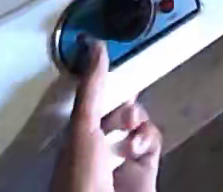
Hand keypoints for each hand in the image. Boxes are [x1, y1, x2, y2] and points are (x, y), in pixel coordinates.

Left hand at [51, 42, 162, 191]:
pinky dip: (149, 137)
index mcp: (71, 138)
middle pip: (112, 109)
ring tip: (132, 125)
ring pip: (134, 123)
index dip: (97, 81)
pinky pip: (151, 142)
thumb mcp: (82, 130)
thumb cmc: (81, 181)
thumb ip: (91, 88)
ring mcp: (119, 163)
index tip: (109, 58)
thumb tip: (94, 45)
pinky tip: (141, 145)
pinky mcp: (144, 174)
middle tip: (125, 96)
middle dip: (122, 98)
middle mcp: (94, 149)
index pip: (85, 101)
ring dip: (136, 117)